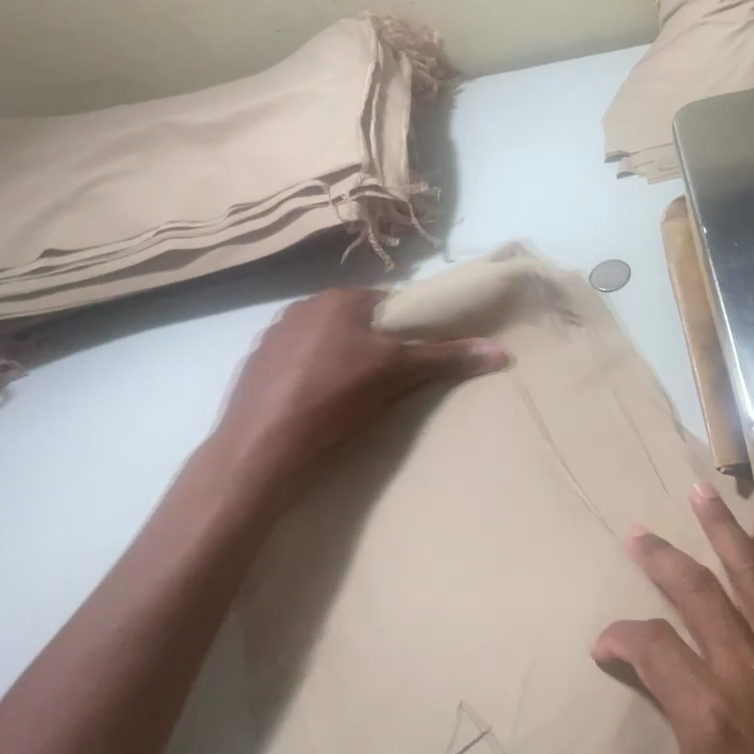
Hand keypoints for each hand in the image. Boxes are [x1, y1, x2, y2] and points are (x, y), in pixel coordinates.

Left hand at [215, 288, 507, 490]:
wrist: (259, 453)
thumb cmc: (334, 399)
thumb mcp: (399, 376)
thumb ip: (448, 357)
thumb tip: (502, 351)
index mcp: (337, 300)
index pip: (386, 303)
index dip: (405, 329)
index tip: (414, 358)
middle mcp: (299, 309)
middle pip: (354, 323)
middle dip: (373, 347)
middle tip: (390, 381)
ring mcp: (270, 339)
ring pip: (323, 344)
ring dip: (340, 363)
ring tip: (354, 399)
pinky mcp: (251, 371)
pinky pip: (296, 367)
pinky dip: (310, 381)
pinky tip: (318, 409)